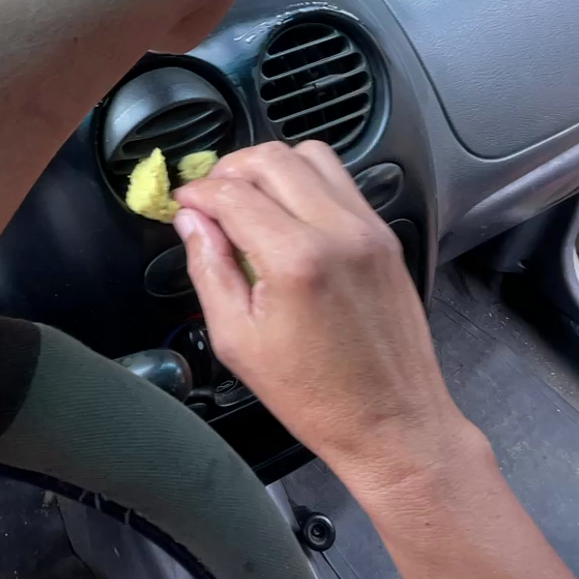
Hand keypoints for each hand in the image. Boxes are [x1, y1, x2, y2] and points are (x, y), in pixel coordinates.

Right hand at [171, 141, 459, 469]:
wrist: (394, 423)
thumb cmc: (317, 395)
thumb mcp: (237, 341)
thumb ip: (208, 268)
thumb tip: (190, 223)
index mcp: (296, 260)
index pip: (233, 193)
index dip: (198, 192)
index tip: (184, 203)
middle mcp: (338, 231)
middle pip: (271, 157)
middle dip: (229, 168)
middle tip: (210, 197)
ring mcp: (369, 229)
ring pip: (311, 154)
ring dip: (270, 167)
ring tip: (248, 198)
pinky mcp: (385, 235)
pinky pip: (339, 180)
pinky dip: (305, 181)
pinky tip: (287, 213)